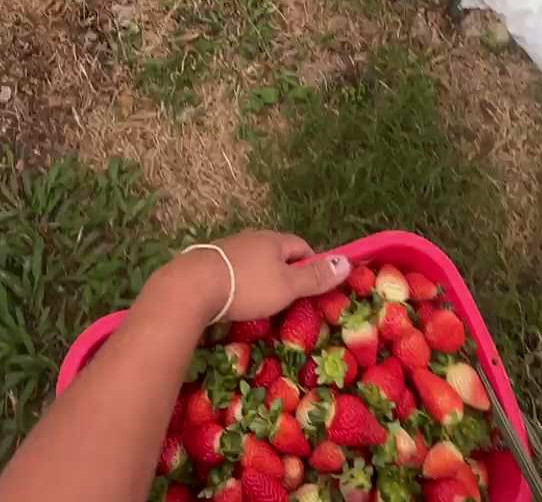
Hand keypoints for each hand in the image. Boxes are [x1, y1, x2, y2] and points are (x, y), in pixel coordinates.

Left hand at [140, 231, 351, 330]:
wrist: (193, 286)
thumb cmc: (247, 286)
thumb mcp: (287, 286)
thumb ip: (315, 277)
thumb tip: (347, 262)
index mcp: (273, 240)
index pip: (302, 247)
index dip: (312, 265)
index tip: (316, 288)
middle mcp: (251, 238)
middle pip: (277, 254)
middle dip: (286, 273)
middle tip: (292, 300)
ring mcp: (229, 249)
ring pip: (254, 262)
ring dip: (263, 279)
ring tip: (265, 303)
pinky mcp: (210, 263)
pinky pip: (235, 271)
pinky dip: (242, 284)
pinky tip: (238, 300)